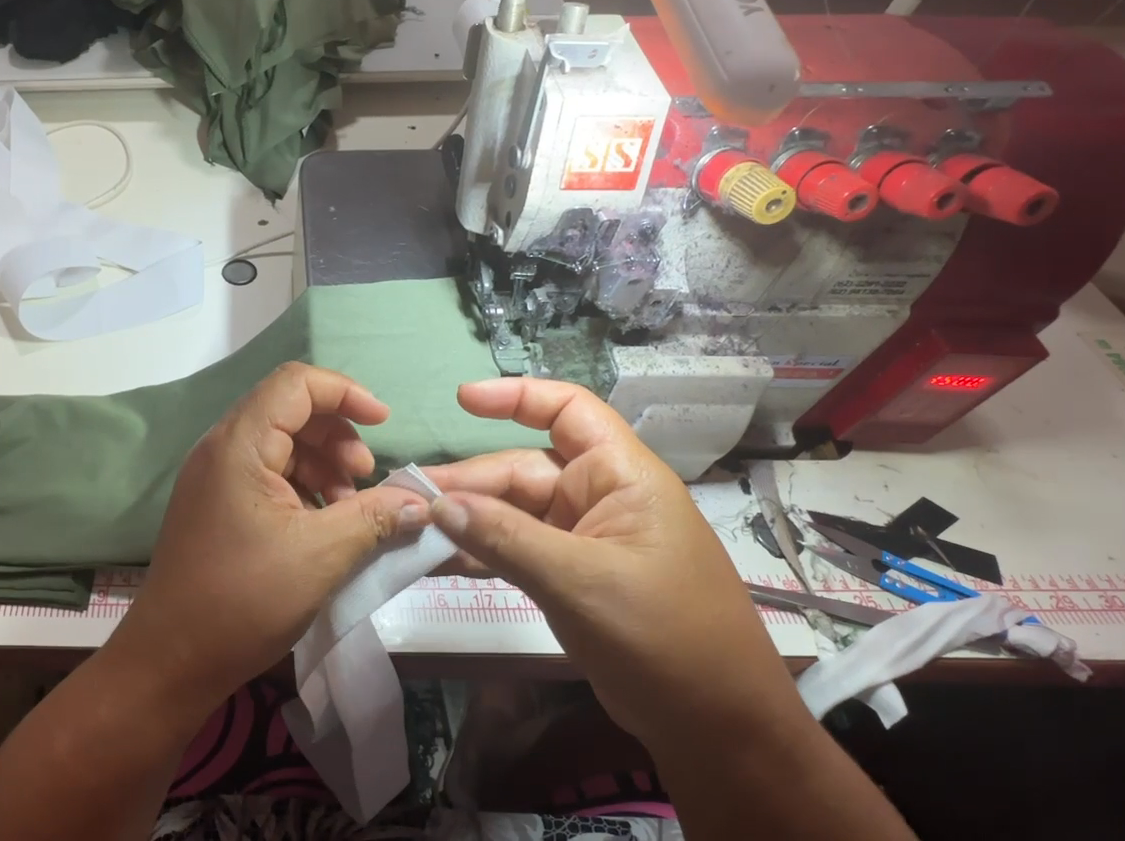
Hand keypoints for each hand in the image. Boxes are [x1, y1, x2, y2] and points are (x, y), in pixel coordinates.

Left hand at [106, 363, 430, 704]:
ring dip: (323, 464)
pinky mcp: (216, 504)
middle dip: (337, 436)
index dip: (345, 392)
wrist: (170, 660)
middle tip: (367, 479)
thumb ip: (374, 518)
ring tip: (352, 507)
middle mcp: (222, 448)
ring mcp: (215, 477)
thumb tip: (421, 501)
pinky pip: (267, 474)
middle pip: (289, 411)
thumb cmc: (243, 600)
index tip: (384, 423)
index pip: (295, 383)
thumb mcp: (320, 556)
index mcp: (238, 445)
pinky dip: (302, 487)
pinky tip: (325, 524)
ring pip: (280, 444)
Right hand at [425, 378, 801, 750]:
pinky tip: (439, 560)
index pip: (567, 411)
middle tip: (407, 500)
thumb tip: (437, 503)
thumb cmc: (665, 637)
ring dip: (466, 520)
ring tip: (411, 528)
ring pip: (512, 512)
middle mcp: (600, 496)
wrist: (717, 729)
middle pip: (521, 469)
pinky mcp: (570, 576)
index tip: (460, 400)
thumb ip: (505, 538)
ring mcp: (583, 539)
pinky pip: (515, 549)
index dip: (515, 396)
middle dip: (468, 483)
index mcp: (620, 476)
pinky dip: (480, 552)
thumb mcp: (581, 582)